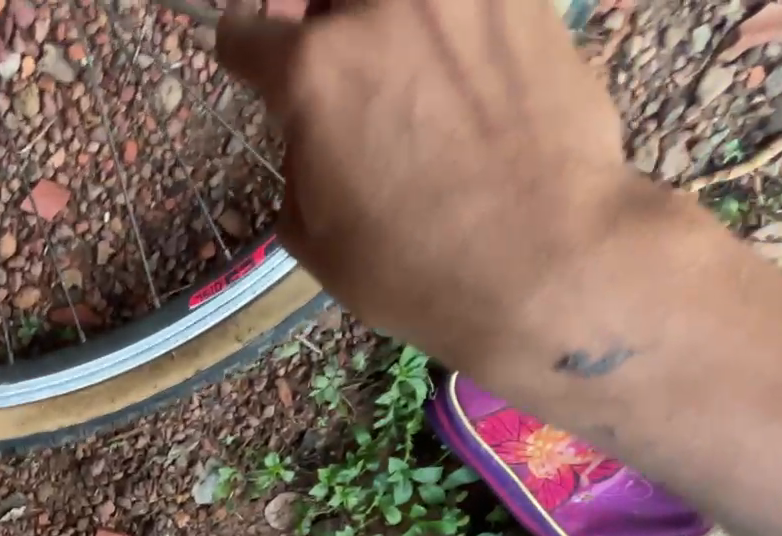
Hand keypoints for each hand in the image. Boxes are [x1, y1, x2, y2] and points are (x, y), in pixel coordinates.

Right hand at [217, 0, 684, 372]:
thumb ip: (297, 157)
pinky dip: (445, 23)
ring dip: (378, 17)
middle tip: (319, 42)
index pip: (245, 32)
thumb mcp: (307, 230)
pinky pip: (462, 1)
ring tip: (390, 57)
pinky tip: (451, 69)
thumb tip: (314, 130)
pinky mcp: (528, 0)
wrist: (539, 256)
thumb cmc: (404, 263)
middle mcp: (383, 9)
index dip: (243, 54)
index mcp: (314, 71)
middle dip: (308, 10)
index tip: (254, 65)